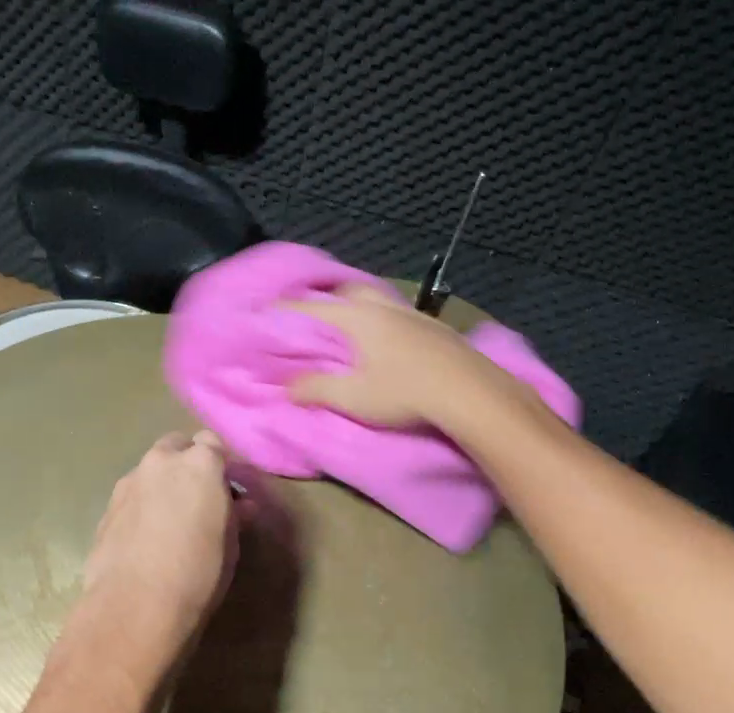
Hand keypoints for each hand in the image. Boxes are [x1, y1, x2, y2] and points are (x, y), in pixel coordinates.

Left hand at [80, 431, 239, 641]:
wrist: (135, 606)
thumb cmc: (198, 573)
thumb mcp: (230, 545)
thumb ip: (232, 515)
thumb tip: (238, 507)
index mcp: (199, 464)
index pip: (213, 444)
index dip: (221, 465)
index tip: (228, 490)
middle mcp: (160, 463)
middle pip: (176, 448)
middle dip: (187, 465)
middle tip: (199, 499)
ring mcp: (128, 483)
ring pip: (150, 472)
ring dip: (162, 486)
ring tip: (171, 522)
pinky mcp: (106, 509)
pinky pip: (131, 498)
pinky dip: (142, 507)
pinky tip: (147, 539)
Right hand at [284, 285, 514, 427]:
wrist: (469, 392)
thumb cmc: (404, 394)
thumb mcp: (352, 398)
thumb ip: (316, 389)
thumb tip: (287, 387)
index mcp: (357, 318)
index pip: (310, 308)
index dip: (284, 311)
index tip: (264, 313)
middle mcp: (383, 306)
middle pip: (345, 293)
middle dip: (324, 302)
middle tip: (311, 319)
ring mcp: (413, 313)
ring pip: (375, 300)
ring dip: (356, 309)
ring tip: (347, 328)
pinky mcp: (434, 327)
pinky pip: (397, 313)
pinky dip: (382, 320)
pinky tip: (386, 339)